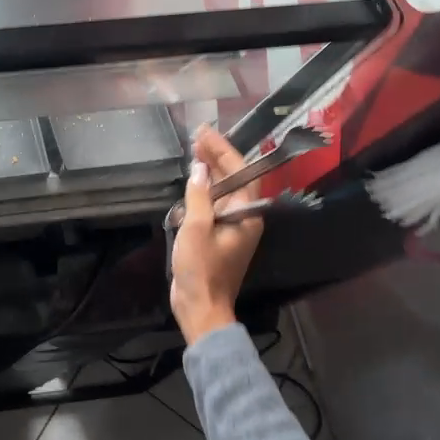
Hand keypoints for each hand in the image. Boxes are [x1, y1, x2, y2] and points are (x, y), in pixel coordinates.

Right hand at [170, 125, 263, 344]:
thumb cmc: (201, 268)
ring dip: (210, 170)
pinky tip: (192, 181)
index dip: (223, 150)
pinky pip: (215, 204)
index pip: (241, 172)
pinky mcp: (218, 236)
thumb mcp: (196, 228)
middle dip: (217, 156)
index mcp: (247, 215)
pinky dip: (204, 189)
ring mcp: (232, 227)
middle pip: (235, 179)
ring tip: (194, 150)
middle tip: (197, 136)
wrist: (201, 306)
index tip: (205, 133)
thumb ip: (199, 196)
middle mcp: (245, 218)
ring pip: (225, 190)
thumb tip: (199, 169)